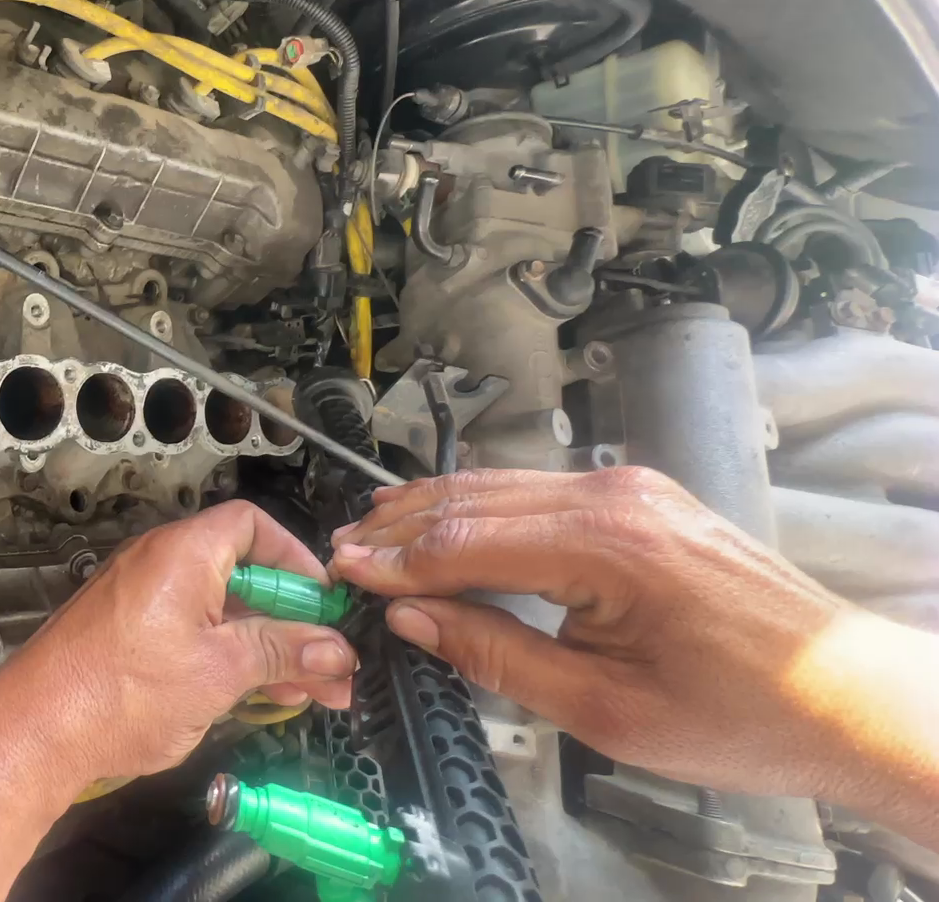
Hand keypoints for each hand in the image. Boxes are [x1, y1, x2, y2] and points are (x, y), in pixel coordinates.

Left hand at [0, 500, 357, 789]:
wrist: (39, 726)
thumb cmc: (124, 691)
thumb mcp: (218, 672)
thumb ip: (280, 653)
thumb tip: (335, 649)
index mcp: (182, 552)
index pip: (250, 525)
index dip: (294, 558)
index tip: (324, 603)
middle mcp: (158, 562)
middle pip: (240, 571)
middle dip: (290, 618)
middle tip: (329, 666)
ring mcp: (141, 595)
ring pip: (218, 607)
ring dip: (264, 645)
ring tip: (307, 693)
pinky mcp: (128, 629)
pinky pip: (190, 627)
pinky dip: (225, 653)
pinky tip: (258, 694)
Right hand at [326, 466, 937, 808]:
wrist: (862, 700)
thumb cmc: (745, 718)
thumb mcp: (606, 710)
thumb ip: (494, 655)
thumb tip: (411, 618)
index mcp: (609, 548)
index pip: (464, 543)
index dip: (395, 562)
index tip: (345, 574)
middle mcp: (610, 497)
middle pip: (467, 502)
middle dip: (396, 528)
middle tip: (342, 551)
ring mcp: (623, 486)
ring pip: (489, 486)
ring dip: (423, 510)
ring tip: (370, 530)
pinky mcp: (629, 492)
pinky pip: (523, 489)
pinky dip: (468, 505)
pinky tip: (434, 516)